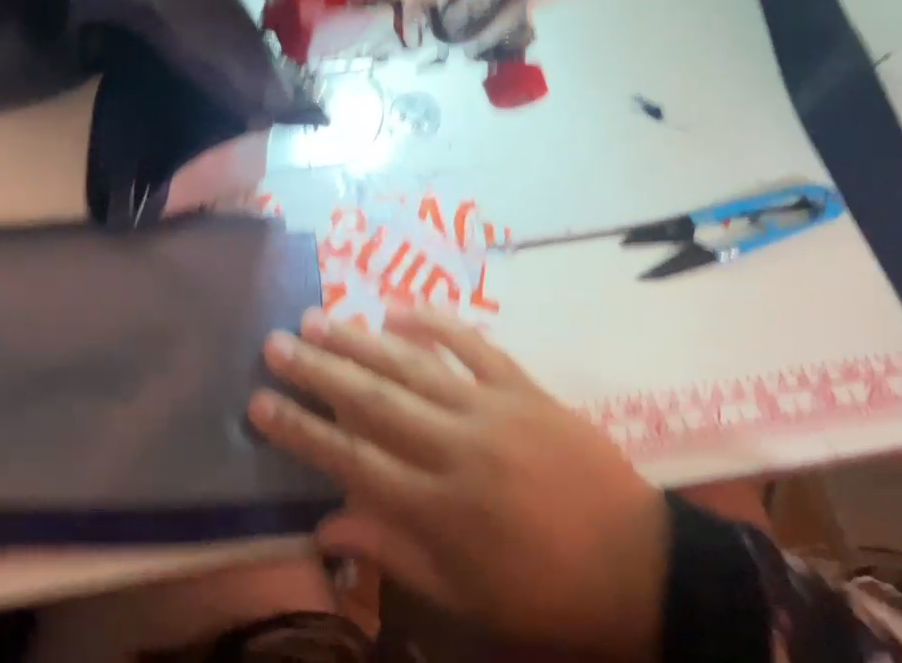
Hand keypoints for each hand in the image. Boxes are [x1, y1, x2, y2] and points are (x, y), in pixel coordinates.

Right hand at [249, 307, 667, 661]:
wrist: (644, 568)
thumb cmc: (544, 591)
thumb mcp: (464, 594)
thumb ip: (391, 552)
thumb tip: (322, 525)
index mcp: (438, 505)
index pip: (351, 458)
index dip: (300, 429)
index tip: (258, 403)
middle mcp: (457, 448)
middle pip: (372, 400)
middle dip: (317, 369)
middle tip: (274, 343)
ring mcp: (493, 411)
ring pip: (413, 365)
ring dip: (359, 339)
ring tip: (315, 316)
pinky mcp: (527, 390)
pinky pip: (475, 345)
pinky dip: (435, 322)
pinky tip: (395, 308)